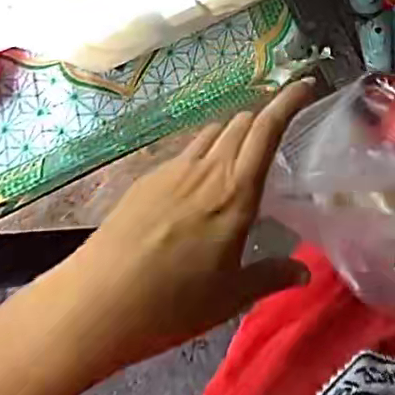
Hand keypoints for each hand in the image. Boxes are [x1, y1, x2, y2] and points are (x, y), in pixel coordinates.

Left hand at [41, 78, 320, 370]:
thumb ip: (271, 276)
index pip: (268, 127)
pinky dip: (204, 152)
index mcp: (237, 190)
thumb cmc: (169, 304)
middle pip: (242, 122)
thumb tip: (305, 274)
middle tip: (277, 134)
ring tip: (240, 157)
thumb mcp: (230, 297)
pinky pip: (187, 151)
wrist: (86, 310)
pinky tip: (198, 186)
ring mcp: (173, 171)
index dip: (290, 100)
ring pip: (214, 131)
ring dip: (235, 133)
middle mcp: (208, 169)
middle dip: (264, 118)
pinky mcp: (145, 181)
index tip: (308, 85)